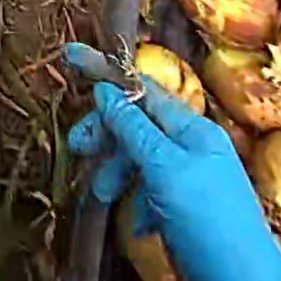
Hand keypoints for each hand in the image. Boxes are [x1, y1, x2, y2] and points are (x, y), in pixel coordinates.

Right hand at [65, 44, 280, 280]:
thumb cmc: (209, 223)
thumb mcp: (165, 170)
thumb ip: (133, 128)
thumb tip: (105, 90)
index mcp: (192, 128)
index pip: (142, 88)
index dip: (106, 74)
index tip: (70, 57)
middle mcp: (193, 147)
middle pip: (138, 123)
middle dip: (106, 132)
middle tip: (77, 145)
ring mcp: (191, 180)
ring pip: (141, 158)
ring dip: (116, 170)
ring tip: (102, 194)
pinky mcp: (188, 212)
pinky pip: (151, 191)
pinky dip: (136, 199)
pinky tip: (136, 222)